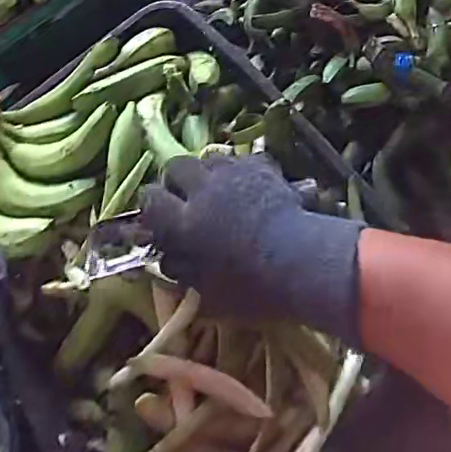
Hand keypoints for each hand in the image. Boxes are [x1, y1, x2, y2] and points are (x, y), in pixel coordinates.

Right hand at [140, 154, 361, 341]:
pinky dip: (238, 169)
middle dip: (176, 179)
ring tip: (217, 190)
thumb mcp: (207, 294)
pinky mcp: (261, 167)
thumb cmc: (251, 289)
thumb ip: (182, 271)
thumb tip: (168, 259)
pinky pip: (241, 159)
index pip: (150, 199)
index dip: (150, 204)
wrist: (300, 260)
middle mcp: (204, 190)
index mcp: (184, 222)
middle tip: (184, 197)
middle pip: (177, 166)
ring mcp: (234, 173)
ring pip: (209, 158)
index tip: (155, 214)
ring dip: (207, 171)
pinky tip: (247, 185)